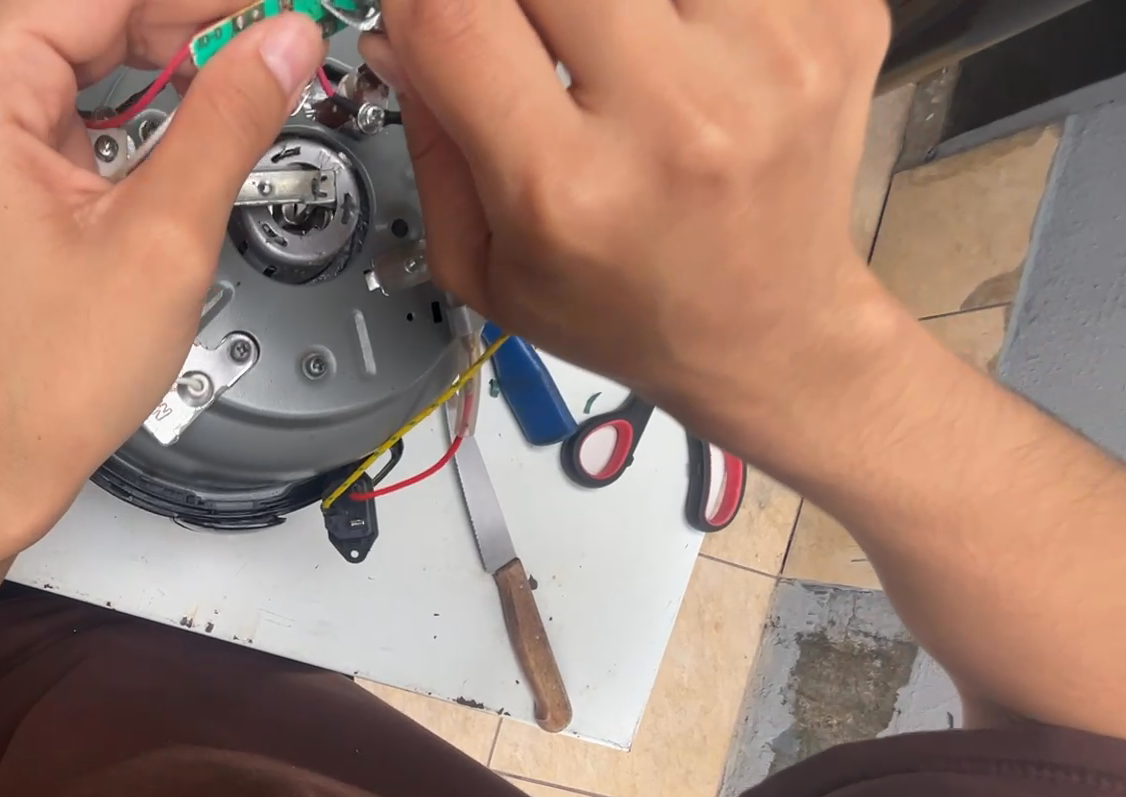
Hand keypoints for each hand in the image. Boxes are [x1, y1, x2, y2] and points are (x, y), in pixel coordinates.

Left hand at [0, 0, 325, 549]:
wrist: (28, 444)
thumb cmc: (59, 373)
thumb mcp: (164, 236)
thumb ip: (228, 120)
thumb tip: (281, 40)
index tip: (277, 2)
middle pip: (100, 11)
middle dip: (198, 25)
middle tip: (279, 37)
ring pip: (101, 53)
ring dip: (183, 64)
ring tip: (255, 74)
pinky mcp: (11, 167)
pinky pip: (92, 103)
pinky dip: (154, 107)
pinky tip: (207, 115)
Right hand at [361, 0, 893, 434]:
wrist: (757, 327)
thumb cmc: (606, 310)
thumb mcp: (480, 267)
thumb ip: (433, 150)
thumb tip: (399, 33)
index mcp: (562, 189)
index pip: (459, 22)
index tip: (410, 5)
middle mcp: (670, 110)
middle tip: (503, 32)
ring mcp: (770, 47)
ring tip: (586, 42)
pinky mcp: (834, 10)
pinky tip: (655, 36)